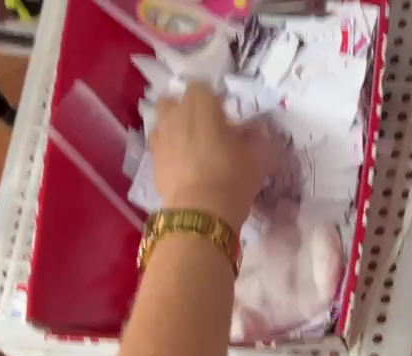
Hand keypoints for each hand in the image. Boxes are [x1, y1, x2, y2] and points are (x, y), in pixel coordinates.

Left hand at [149, 84, 275, 229]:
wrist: (201, 212)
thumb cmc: (232, 177)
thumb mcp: (258, 157)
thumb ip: (257, 138)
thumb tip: (255, 131)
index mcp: (201, 103)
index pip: (204, 87)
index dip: (215, 100)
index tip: (226, 116)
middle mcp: (176, 112)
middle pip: (177, 101)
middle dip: (188, 111)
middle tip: (206, 131)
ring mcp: (161, 135)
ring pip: (164, 122)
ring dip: (175, 129)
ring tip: (191, 148)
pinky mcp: (153, 160)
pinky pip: (161, 147)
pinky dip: (169, 152)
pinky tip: (182, 166)